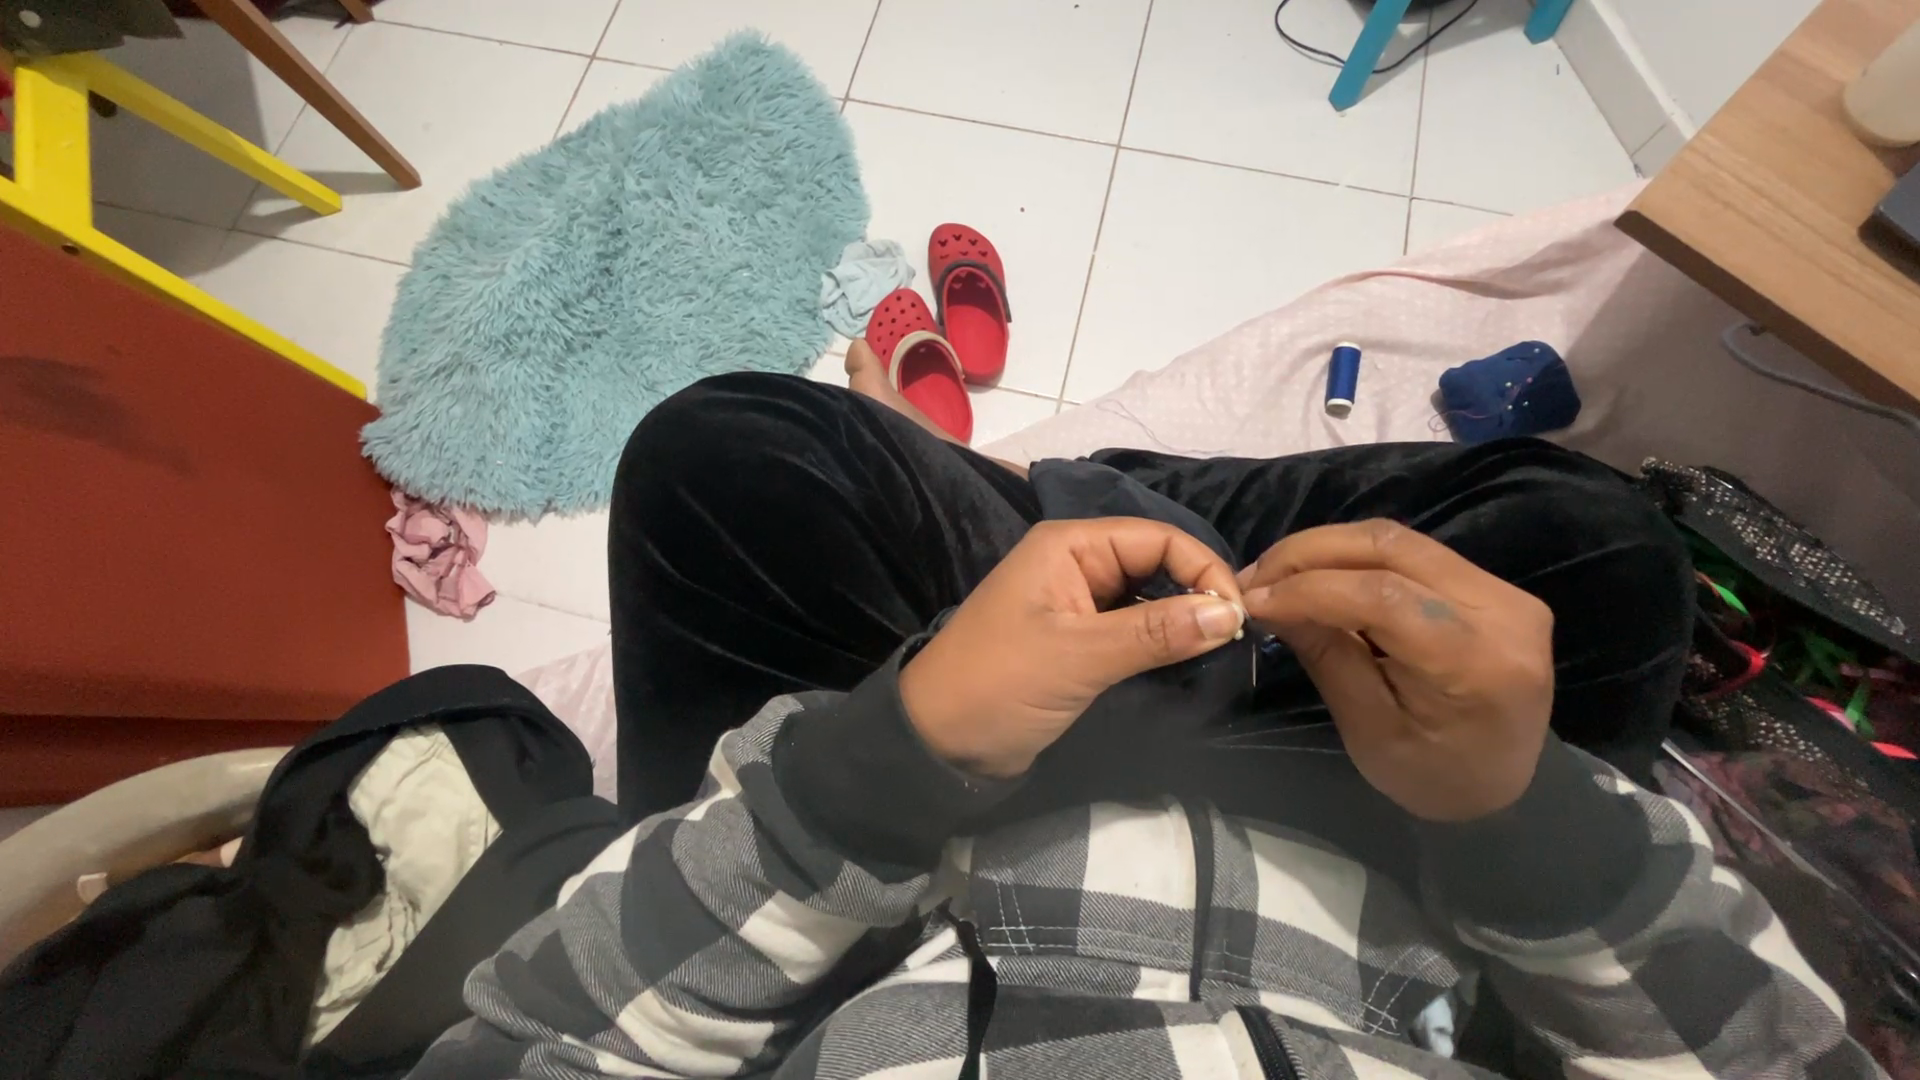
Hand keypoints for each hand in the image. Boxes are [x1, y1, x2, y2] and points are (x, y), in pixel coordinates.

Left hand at [900, 518, 1246, 778]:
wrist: (939, 740)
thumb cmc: (1000, 683)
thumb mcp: (1079, 656)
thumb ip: (1154, 632)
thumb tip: (1229, 613)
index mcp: (1068, 546)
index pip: (1156, 537)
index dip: (1202, 568)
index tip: (1237, 617)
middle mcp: (1075, 563)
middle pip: (1155, 562)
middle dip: (1196, 592)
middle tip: (1232, 638)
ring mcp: (1076, 601)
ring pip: (1147, 595)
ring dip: (1181, 618)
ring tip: (1216, 650)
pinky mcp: (1078, 637)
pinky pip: (1131, 625)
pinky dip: (1159, 638)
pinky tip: (1184, 658)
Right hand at [1239, 520, 1554, 821]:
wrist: (1503, 789)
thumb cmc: (1431, 775)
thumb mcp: (1368, 728)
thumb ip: (1325, 654)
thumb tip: (1265, 602)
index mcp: (1478, 661)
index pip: (1382, 596)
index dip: (1306, 589)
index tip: (1250, 601)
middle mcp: (1502, 608)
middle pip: (1388, 547)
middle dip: (1306, 554)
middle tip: (1252, 578)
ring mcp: (1500, 589)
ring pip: (1393, 539)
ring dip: (1322, 549)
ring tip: (1273, 574)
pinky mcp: (1487, 583)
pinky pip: (1405, 551)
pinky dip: (1347, 556)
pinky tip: (1311, 574)